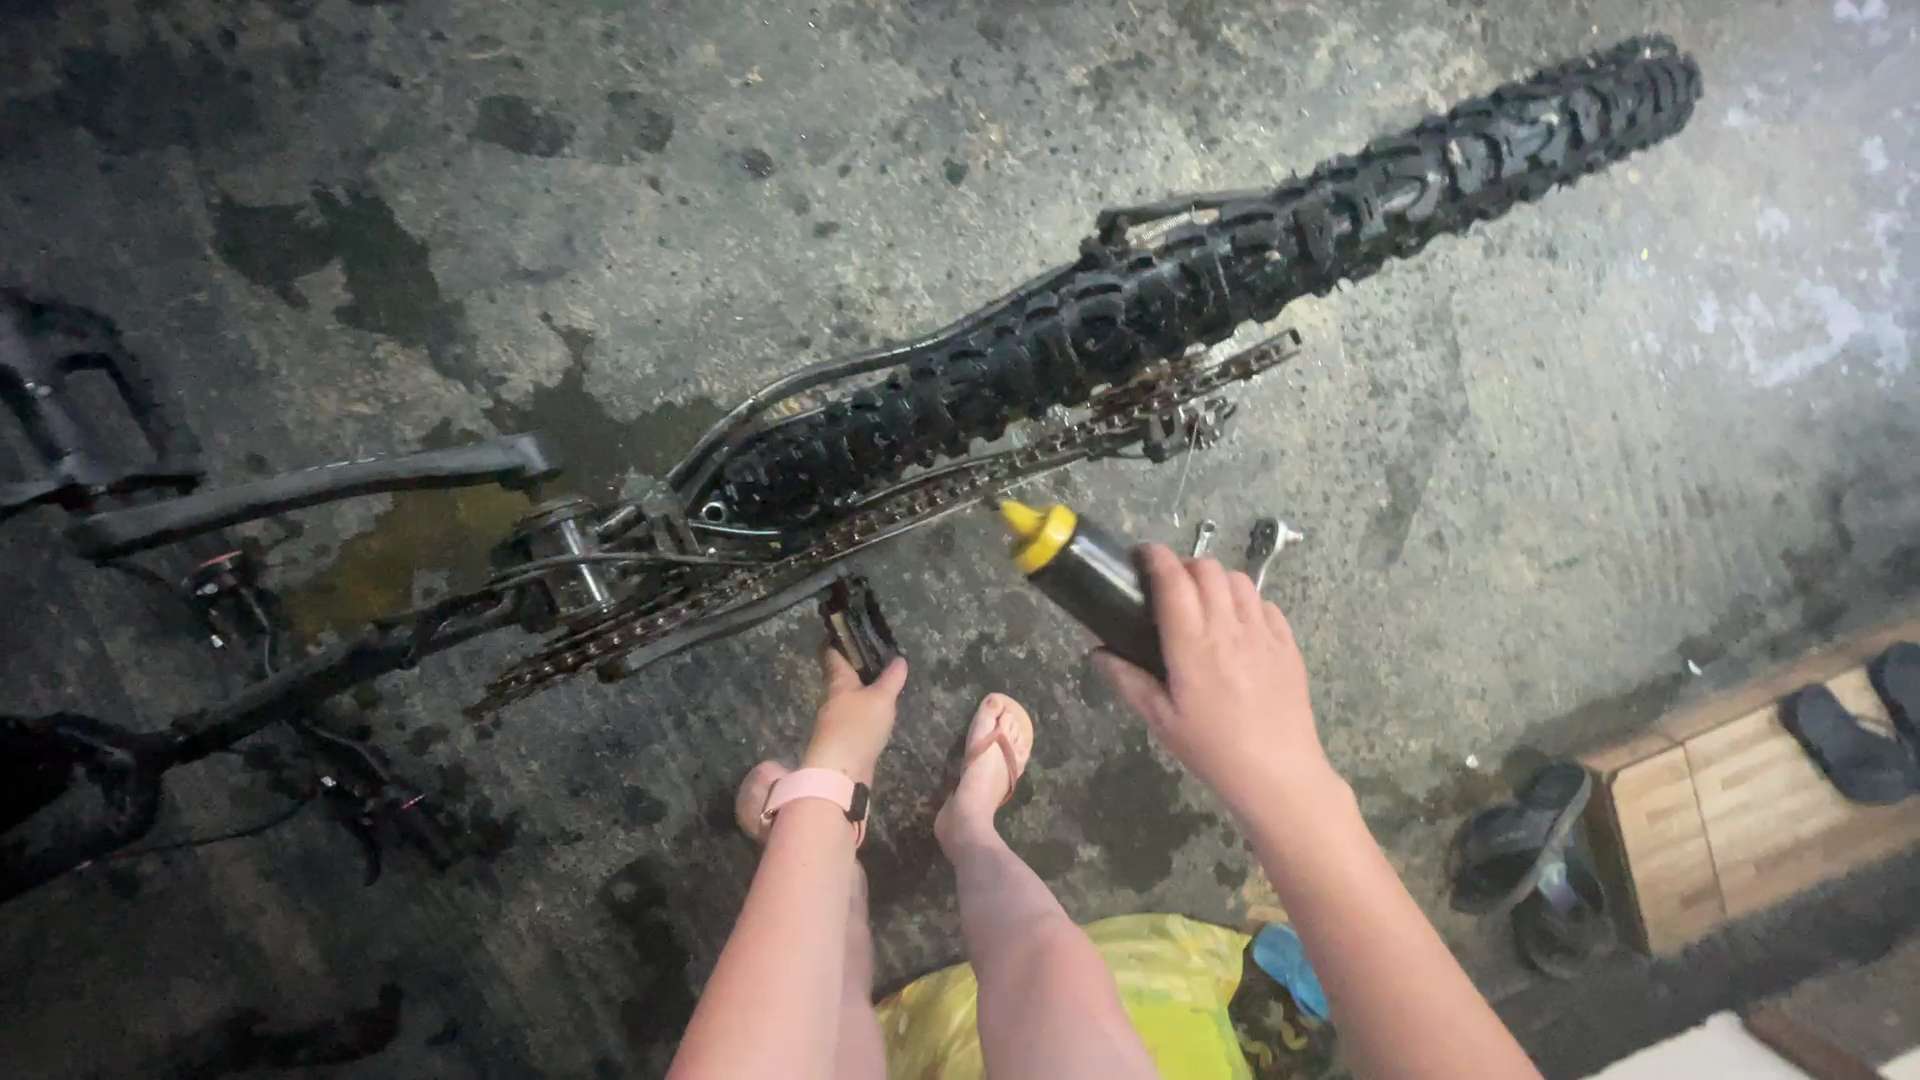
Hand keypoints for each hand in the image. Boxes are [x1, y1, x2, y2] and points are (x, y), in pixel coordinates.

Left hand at [801, 644, 907, 784]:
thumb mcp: (881, 698)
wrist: (840, 773)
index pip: (833, 654)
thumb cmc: (856, 727)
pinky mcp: (843, 740)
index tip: (845, 630)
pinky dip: (865, 712)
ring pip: (848, 698)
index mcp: (838, 681)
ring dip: (861, 691)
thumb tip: (900, 659)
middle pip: (841, 677)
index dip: (837, 640)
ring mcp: (835, 721)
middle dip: (855, 667)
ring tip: (883, 684)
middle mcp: (833, 698)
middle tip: (876, 657)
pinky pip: (854, 718)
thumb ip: (891, 679)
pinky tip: (879, 714)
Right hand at [1095, 544, 1333, 817]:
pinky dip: (1246, 600)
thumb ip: (1127, 681)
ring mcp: (1263, 633)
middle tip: (1169, 584)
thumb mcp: (1160, 720)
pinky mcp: (1288, 644)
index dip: (1156, 557)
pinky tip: (1237, 623)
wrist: (1279, 774)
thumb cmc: (1212, 748)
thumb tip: (1098, 653)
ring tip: (1204, 600)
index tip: (1142, 554)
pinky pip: (1266, 603)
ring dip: (1216, 579)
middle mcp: (1229, 628)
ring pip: (1239, 580)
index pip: (1174, 580)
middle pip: (1207, 569)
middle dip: (1184, 565)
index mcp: (1193, 644)